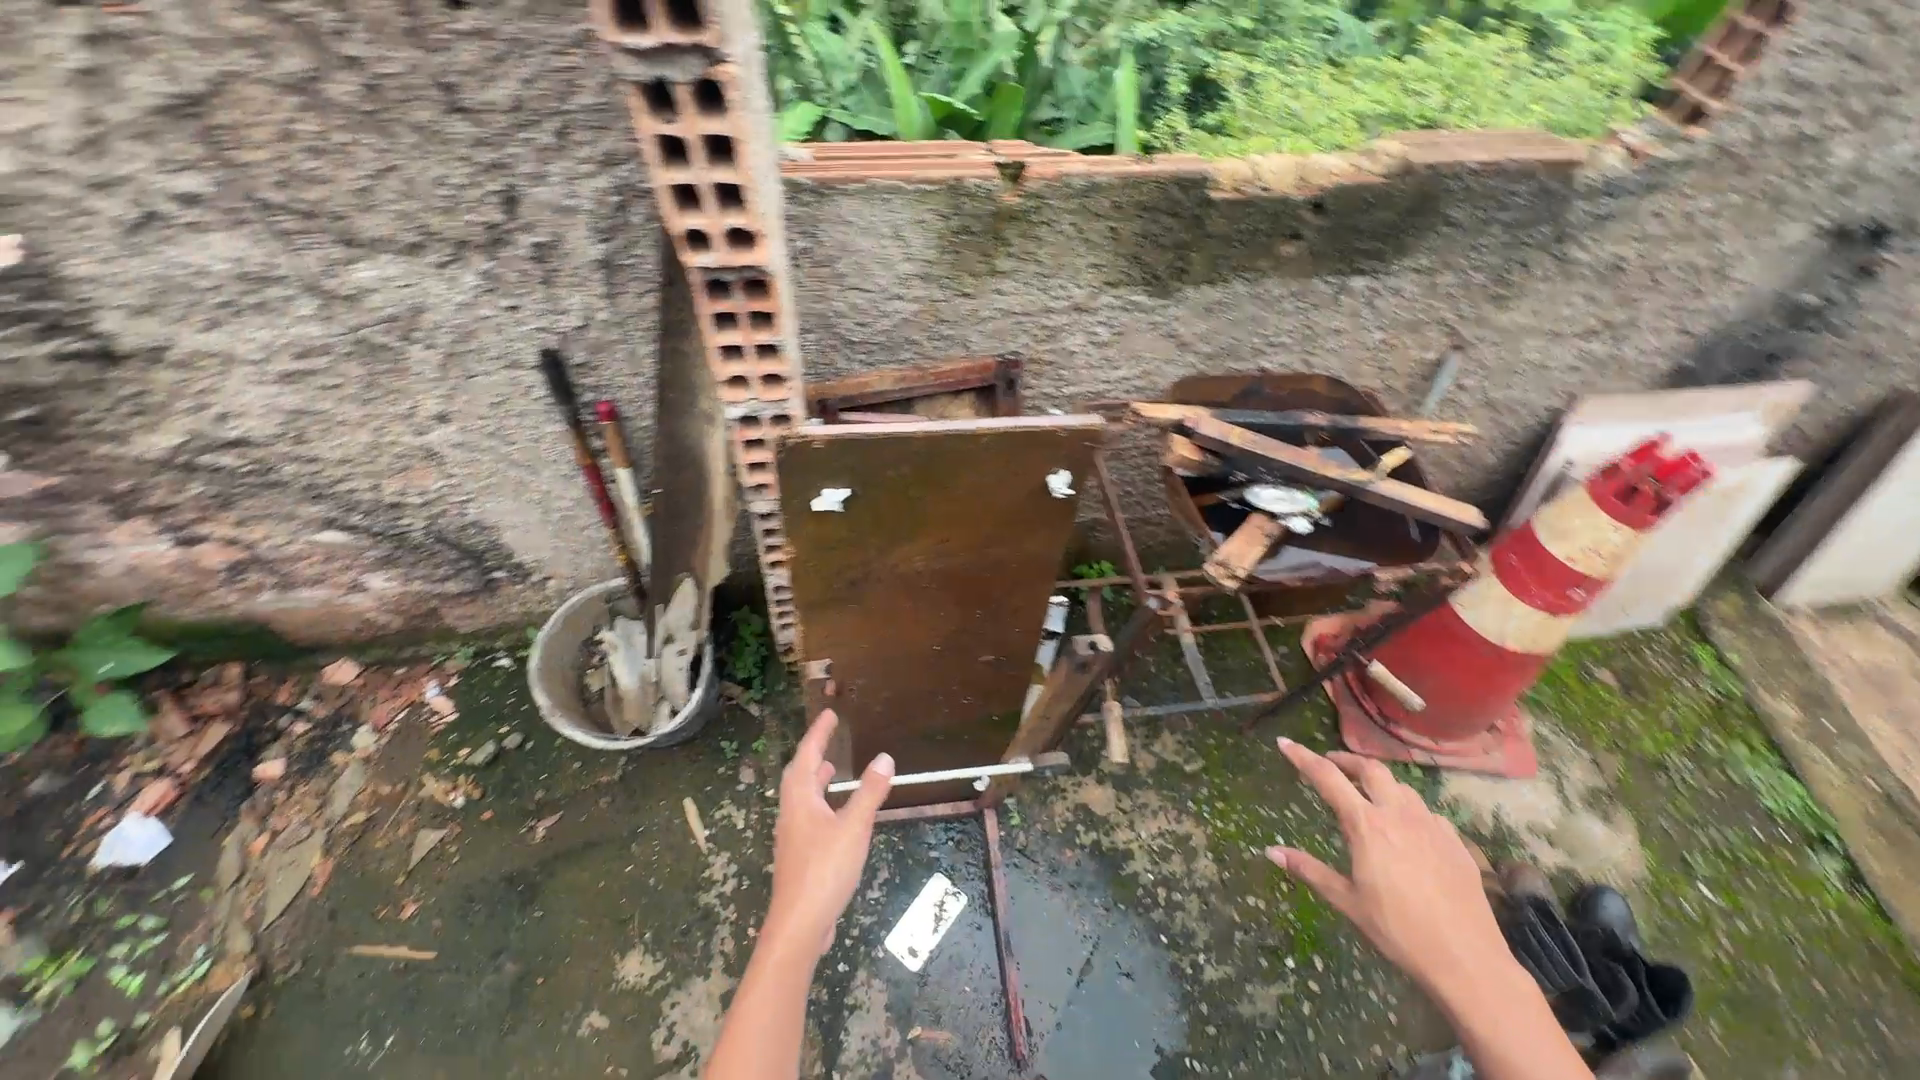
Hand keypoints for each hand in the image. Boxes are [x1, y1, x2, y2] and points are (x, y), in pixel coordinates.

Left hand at [764, 709, 893, 959]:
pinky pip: (808, 816)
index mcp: (800, 799)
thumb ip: (869, 792)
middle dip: (814, 754)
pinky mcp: (799, 856)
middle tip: (829, 737)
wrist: (799, 923)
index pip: (808, 755)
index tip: (830, 714)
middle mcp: (791, 812)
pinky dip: (821, 803)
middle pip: (799, 775)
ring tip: (832, 770)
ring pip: (802, 797)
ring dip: (816, 780)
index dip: (818, 734)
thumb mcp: (854, 827)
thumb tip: (884, 758)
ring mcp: (793, 836)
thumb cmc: (824, 869)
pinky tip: (836, 816)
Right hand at [1265, 738, 1506, 1002]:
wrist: (1466, 958)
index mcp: (1366, 826)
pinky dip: (1408, 809)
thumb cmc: (1397, 930)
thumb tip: (1271, 851)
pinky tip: (1407, 830)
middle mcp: (1399, 815)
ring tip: (1368, 795)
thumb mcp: (1347, 901)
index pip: (1327, 778)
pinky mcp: (1455, 841)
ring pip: (1402, 787)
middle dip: (1347, 760)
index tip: (1285, 743)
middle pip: (1371, 768)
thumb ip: (1309, 870)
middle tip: (1331, 763)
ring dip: (1380, 783)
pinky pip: (1427, 813)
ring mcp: (1432, 825)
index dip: (1303, 757)